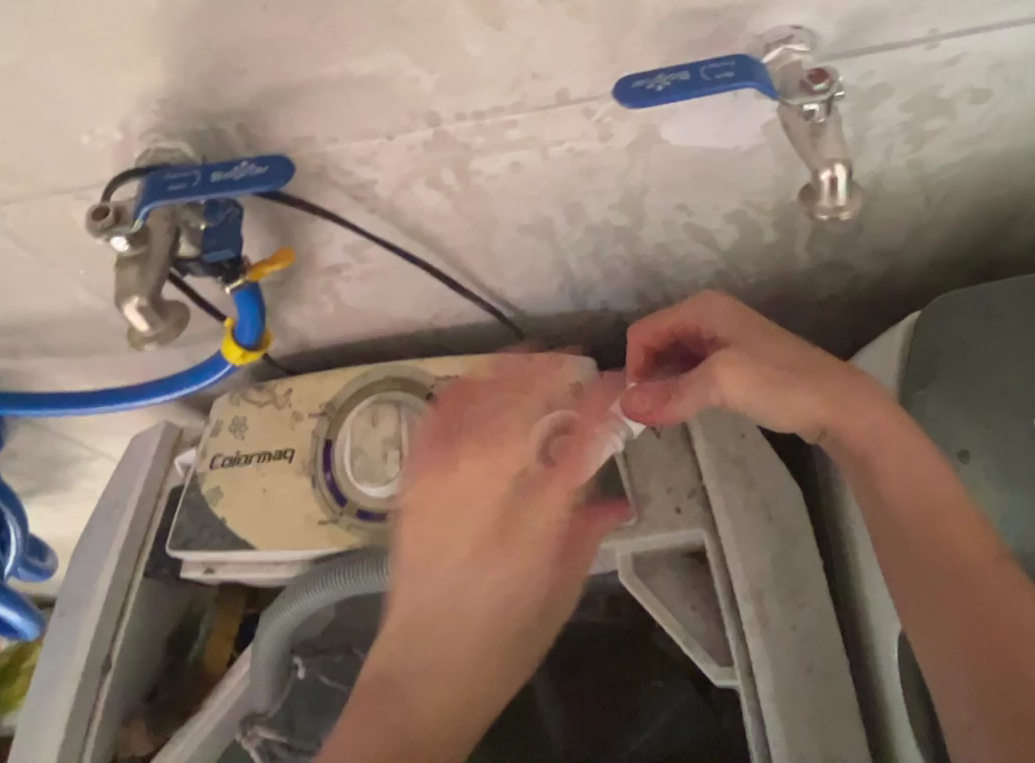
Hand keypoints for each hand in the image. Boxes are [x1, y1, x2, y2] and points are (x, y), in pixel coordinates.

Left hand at [325, 355, 629, 762]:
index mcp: (543, 508)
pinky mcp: (414, 476)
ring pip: (484, 391)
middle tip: (579, 368)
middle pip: (530, 394)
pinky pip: (439, 412)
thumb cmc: (508, 638)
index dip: (604, 397)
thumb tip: (620, 498)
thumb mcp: (566, 586)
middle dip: (560, 370)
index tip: (618, 383)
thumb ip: (590, 529)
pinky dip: (465, 389)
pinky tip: (481, 384)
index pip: (582, 431)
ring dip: (516, 370)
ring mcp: (446, 471)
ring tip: (536, 364)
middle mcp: (493, 477)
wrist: (425, 669)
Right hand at [618, 290, 886, 447]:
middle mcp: (709, 316)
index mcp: (703, 308)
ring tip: (666, 418)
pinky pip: (694, 371)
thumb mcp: (721, 384)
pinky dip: (683, 389)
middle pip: (657, 343)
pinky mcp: (735, 362)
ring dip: (664, 386)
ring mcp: (723, 339)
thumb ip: (671, 394)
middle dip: (648, 376)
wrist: (839, 404)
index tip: (638, 407)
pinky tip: (687, 411)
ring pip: (674, 359)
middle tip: (649, 417)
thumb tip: (624, 407)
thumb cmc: (780, 383)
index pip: (644, 333)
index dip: (635, 368)